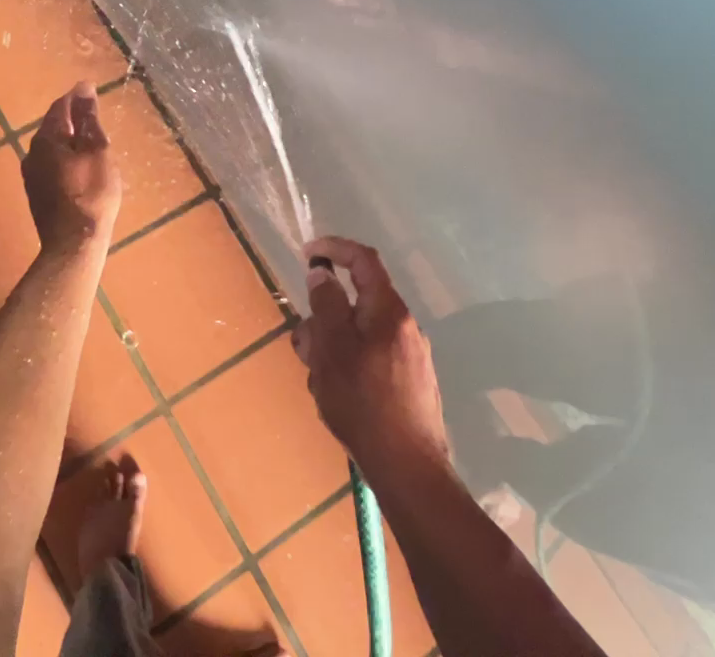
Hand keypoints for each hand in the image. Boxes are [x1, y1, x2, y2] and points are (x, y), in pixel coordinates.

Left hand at [23, 82, 121, 251]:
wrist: (74, 243)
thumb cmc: (92, 193)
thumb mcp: (97, 151)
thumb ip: (89, 119)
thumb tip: (83, 87)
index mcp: (47, 138)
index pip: (60, 107)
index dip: (76, 97)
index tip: (91, 91)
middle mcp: (32, 153)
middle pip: (52, 127)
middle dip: (72, 119)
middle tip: (93, 118)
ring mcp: (32, 176)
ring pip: (50, 148)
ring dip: (68, 142)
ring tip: (89, 144)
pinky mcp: (37, 195)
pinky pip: (50, 166)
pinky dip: (65, 160)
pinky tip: (78, 169)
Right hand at [293, 236, 449, 471]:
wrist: (407, 466)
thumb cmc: (363, 402)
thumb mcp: (332, 348)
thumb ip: (326, 305)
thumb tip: (321, 272)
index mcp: (388, 311)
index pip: (363, 260)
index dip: (334, 248)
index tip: (307, 253)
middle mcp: (404, 327)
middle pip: (354, 303)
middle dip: (322, 319)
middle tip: (305, 348)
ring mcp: (409, 356)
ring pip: (356, 335)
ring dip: (330, 349)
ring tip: (320, 383)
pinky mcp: (407, 382)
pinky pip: (367, 359)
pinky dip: (345, 368)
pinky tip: (336, 399)